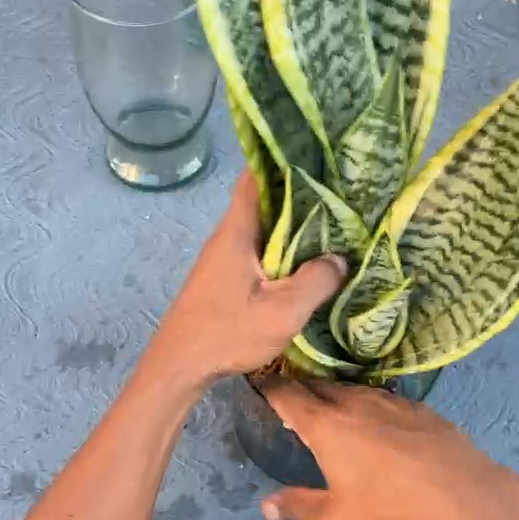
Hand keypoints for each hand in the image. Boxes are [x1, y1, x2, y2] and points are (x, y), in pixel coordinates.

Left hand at [147, 172, 346, 385]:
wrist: (179, 366)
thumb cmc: (226, 333)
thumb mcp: (282, 312)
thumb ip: (315, 282)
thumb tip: (339, 260)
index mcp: (237, 231)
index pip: (255, 178)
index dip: (281, 160)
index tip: (315, 153)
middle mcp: (227, 236)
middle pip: (263, 200)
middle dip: (297, 192)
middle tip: (339, 189)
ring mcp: (223, 258)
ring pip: (262, 228)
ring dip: (292, 224)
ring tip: (333, 221)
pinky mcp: (224, 278)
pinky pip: (258, 250)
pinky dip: (282, 247)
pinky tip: (306, 260)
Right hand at [257, 379, 518, 519]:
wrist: (464, 493)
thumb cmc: (392, 507)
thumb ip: (298, 508)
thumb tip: (266, 505)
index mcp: (325, 424)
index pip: (285, 393)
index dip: (267, 387)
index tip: (256, 386)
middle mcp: (351, 401)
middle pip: (314, 384)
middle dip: (296, 389)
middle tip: (286, 402)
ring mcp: (386, 399)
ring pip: (347, 388)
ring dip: (330, 395)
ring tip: (326, 410)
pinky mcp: (414, 405)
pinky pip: (377, 397)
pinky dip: (363, 403)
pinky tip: (371, 422)